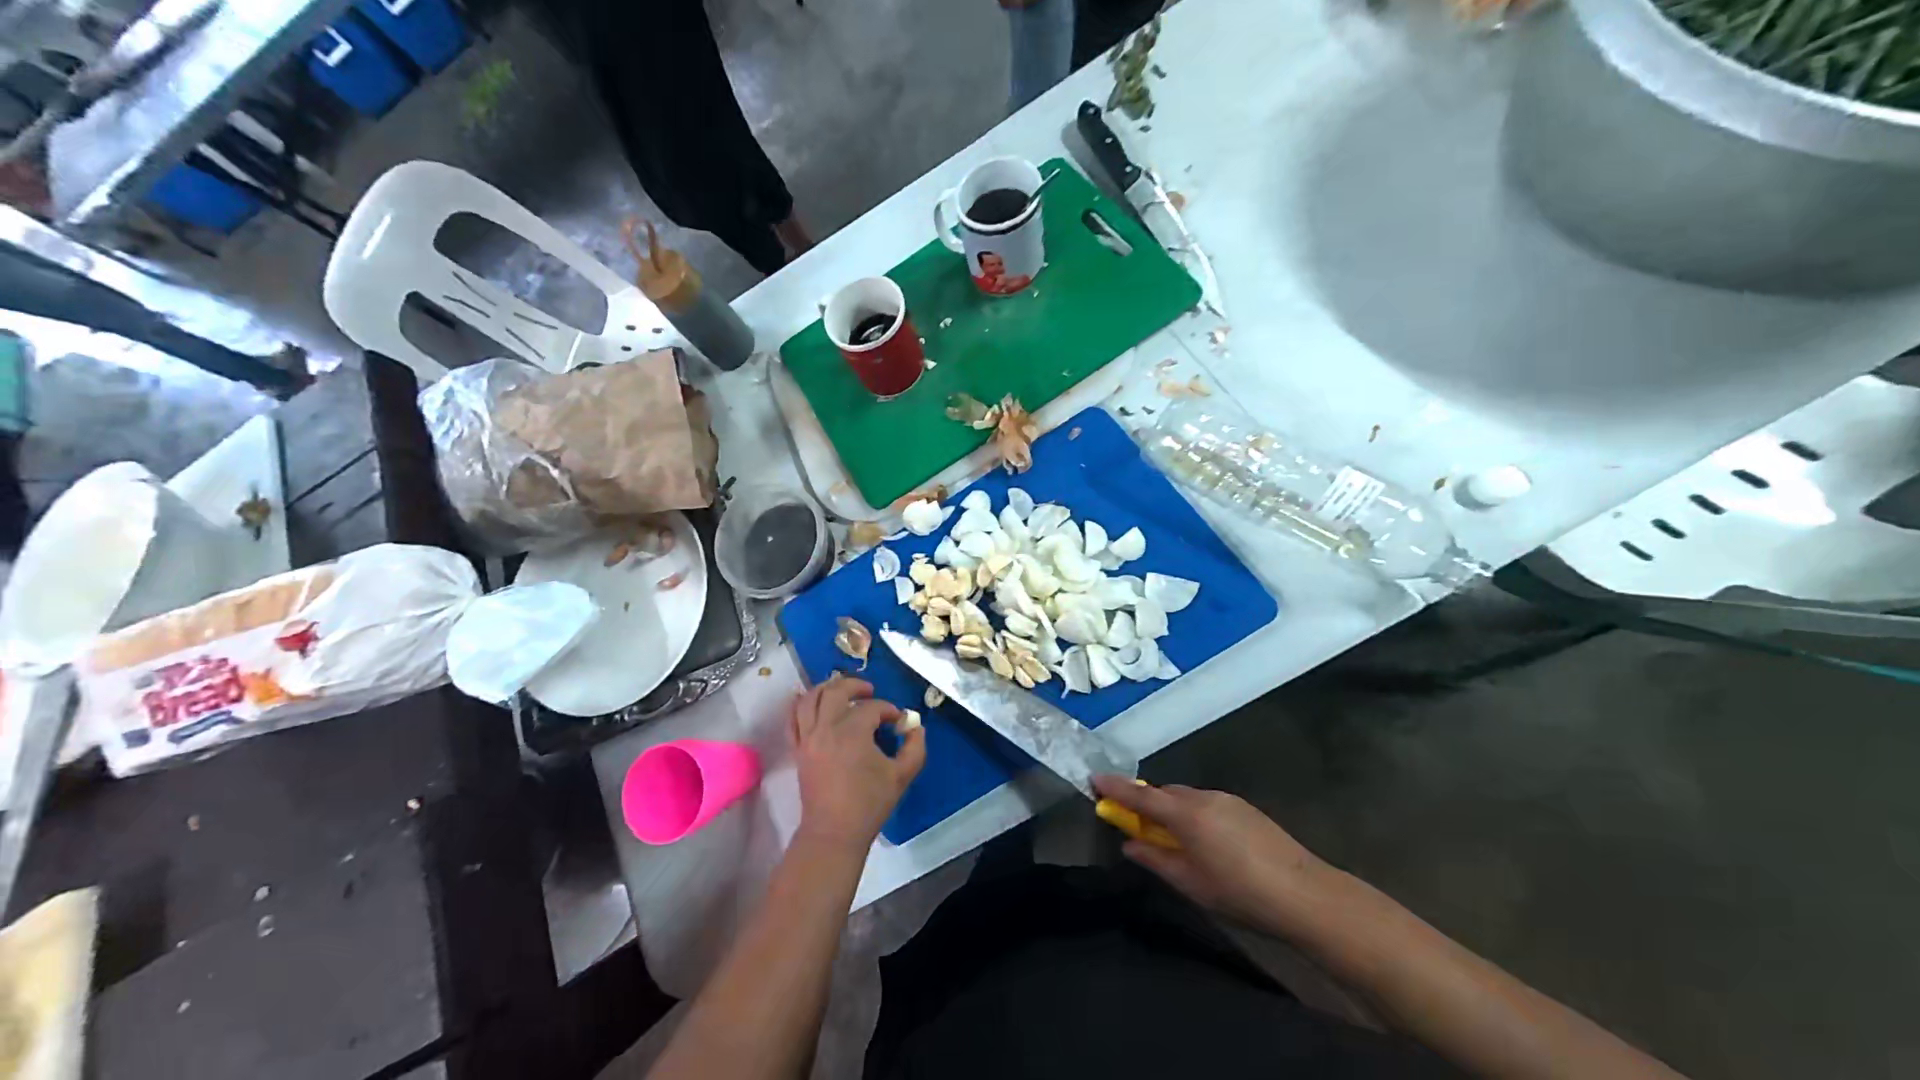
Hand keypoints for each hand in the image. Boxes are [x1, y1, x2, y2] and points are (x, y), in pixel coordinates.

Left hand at [791, 676, 925, 850]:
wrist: (834, 832)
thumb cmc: (869, 804)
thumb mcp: (902, 775)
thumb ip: (915, 747)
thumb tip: (916, 727)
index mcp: (852, 733)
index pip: (872, 708)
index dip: (889, 710)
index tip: (898, 722)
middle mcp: (826, 728)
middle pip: (836, 691)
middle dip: (855, 686)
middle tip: (870, 691)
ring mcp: (808, 738)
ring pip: (810, 698)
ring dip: (827, 688)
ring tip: (842, 690)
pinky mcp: (798, 749)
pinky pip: (793, 718)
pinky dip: (802, 704)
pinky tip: (814, 702)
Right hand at [1091, 776, 1335, 933]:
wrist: (1305, 894)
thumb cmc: (1239, 892)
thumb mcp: (1190, 882)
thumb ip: (1155, 859)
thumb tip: (1130, 844)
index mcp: (1185, 814)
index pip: (1140, 796)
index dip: (1115, 788)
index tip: (1094, 779)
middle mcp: (1204, 797)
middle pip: (1165, 793)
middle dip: (1148, 804)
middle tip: (1140, 828)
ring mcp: (1229, 800)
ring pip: (1189, 798)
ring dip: (1174, 811)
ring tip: (1178, 842)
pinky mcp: (1247, 809)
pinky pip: (1209, 804)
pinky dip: (1197, 815)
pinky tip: (1209, 844)